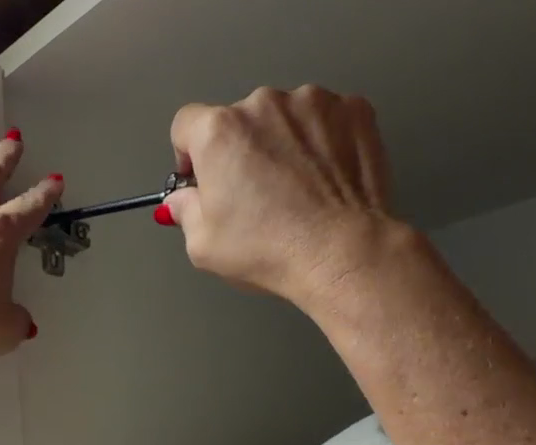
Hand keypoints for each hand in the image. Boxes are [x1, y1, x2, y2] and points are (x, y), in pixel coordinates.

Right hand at [163, 86, 403, 308]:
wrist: (340, 252)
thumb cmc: (268, 249)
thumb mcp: (203, 245)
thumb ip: (184, 211)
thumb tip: (182, 199)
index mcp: (218, 132)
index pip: (186, 125)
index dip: (189, 154)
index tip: (201, 179)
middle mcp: (263, 103)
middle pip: (239, 120)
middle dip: (241, 150)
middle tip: (253, 195)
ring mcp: (313, 101)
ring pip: (285, 118)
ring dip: (283, 143)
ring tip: (295, 189)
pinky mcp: (353, 110)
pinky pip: (326, 120)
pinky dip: (322, 142)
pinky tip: (324, 179)